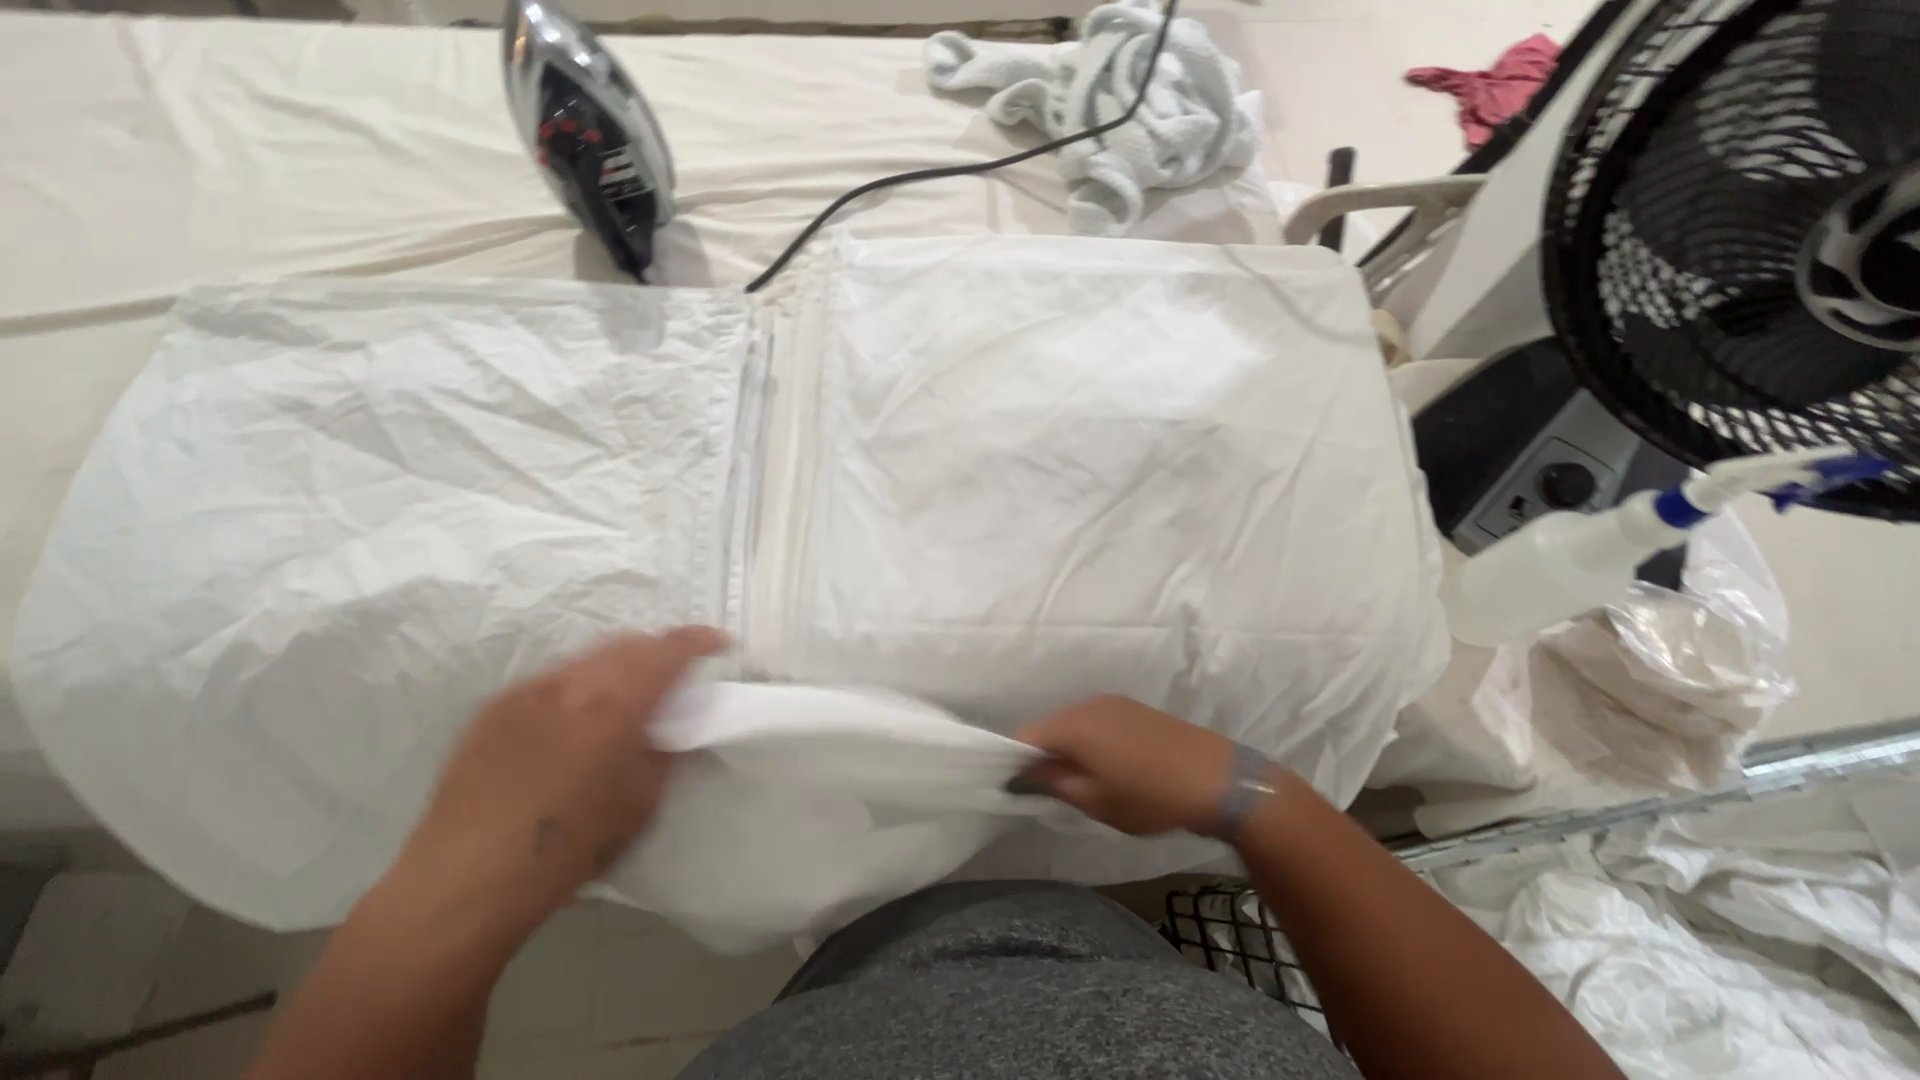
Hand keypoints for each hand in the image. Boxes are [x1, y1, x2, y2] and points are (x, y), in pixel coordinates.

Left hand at [392, 628, 727, 924]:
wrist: (468, 877)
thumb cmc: (570, 847)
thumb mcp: (640, 803)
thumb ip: (664, 752)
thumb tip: (673, 727)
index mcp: (614, 706)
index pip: (668, 651)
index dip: (700, 640)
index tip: (720, 644)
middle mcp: (570, 684)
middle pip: (628, 644)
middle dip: (659, 651)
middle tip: (675, 679)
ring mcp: (526, 691)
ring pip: (587, 657)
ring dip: (618, 666)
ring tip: (626, 699)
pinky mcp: (495, 707)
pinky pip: (551, 679)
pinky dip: (580, 685)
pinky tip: (576, 722)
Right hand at [1013, 696, 1240, 836]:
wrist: (1220, 780)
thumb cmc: (1152, 796)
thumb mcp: (1097, 802)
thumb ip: (1056, 785)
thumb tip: (1028, 775)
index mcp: (1073, 724)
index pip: (1025, 737)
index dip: (1013, 762)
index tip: (1013, 789)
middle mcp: (1089, 704)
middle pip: (1048, 727)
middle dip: (1041, 755)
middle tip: (1045, 792)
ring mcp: (1115, 703)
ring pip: (1074, 724)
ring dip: (1067, 748)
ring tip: (1078, 782)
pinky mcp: (1136, 709)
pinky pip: (1097, 722)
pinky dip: (1090, 742)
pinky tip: (1105, 767)